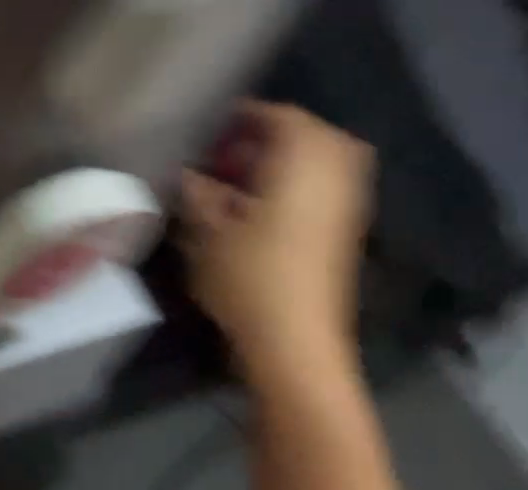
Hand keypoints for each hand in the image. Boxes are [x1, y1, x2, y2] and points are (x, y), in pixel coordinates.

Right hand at [181, 102, 374, 383]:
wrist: (293, 334)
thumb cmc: (247, 279)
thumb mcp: (208, 235)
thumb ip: (197, 196)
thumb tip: (185, 173)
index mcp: (305, 160)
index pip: (279, 117)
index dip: (242, 118)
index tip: (206, 126)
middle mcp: (334, 168)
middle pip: (299, 138)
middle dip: (258, 143)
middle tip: (212, 159)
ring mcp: (342, 198)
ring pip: (307, 164)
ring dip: (270, 168)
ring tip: (226, 186)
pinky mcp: (338, 226)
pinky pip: (312, 188)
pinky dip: (283, 189)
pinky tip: (248, 211)